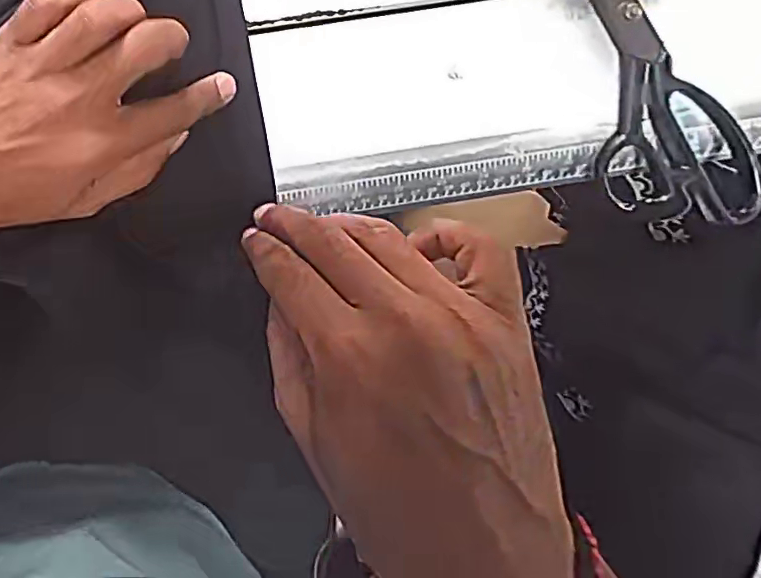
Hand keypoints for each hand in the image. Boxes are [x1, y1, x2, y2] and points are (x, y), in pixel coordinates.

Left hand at [0, 0, 235, 265]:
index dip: (207, 95)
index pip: (172, 110)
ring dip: (129, 11)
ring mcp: (42, 65)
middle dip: (173, 38)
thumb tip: (172, 139)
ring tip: (131, 22)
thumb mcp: (81, 202)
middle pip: (147, 46)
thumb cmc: (3, 192)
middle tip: (169, 45)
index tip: (218, 85)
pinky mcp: (11, 43)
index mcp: (97, 142)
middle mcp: (76, 98)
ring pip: (103, 15)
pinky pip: (48, 1)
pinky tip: (81, 9)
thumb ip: (136, 171)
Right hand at [243, 205, 569, 577]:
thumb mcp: (309, 431)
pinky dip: (443, 232)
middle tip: (275, 217)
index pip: (288, 269)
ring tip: (327, 227)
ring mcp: (459, 318)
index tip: (255, 240)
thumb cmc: (398, 511)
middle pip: (328, 239)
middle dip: (290, 222)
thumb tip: (278, 295)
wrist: (485, 562)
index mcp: (348, 354)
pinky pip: (478, 248)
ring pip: (386, 234)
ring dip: (344, 222)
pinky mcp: (505, 326)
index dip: (262, 248)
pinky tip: (418, 243)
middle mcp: (402, 324)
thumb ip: (285, 349)